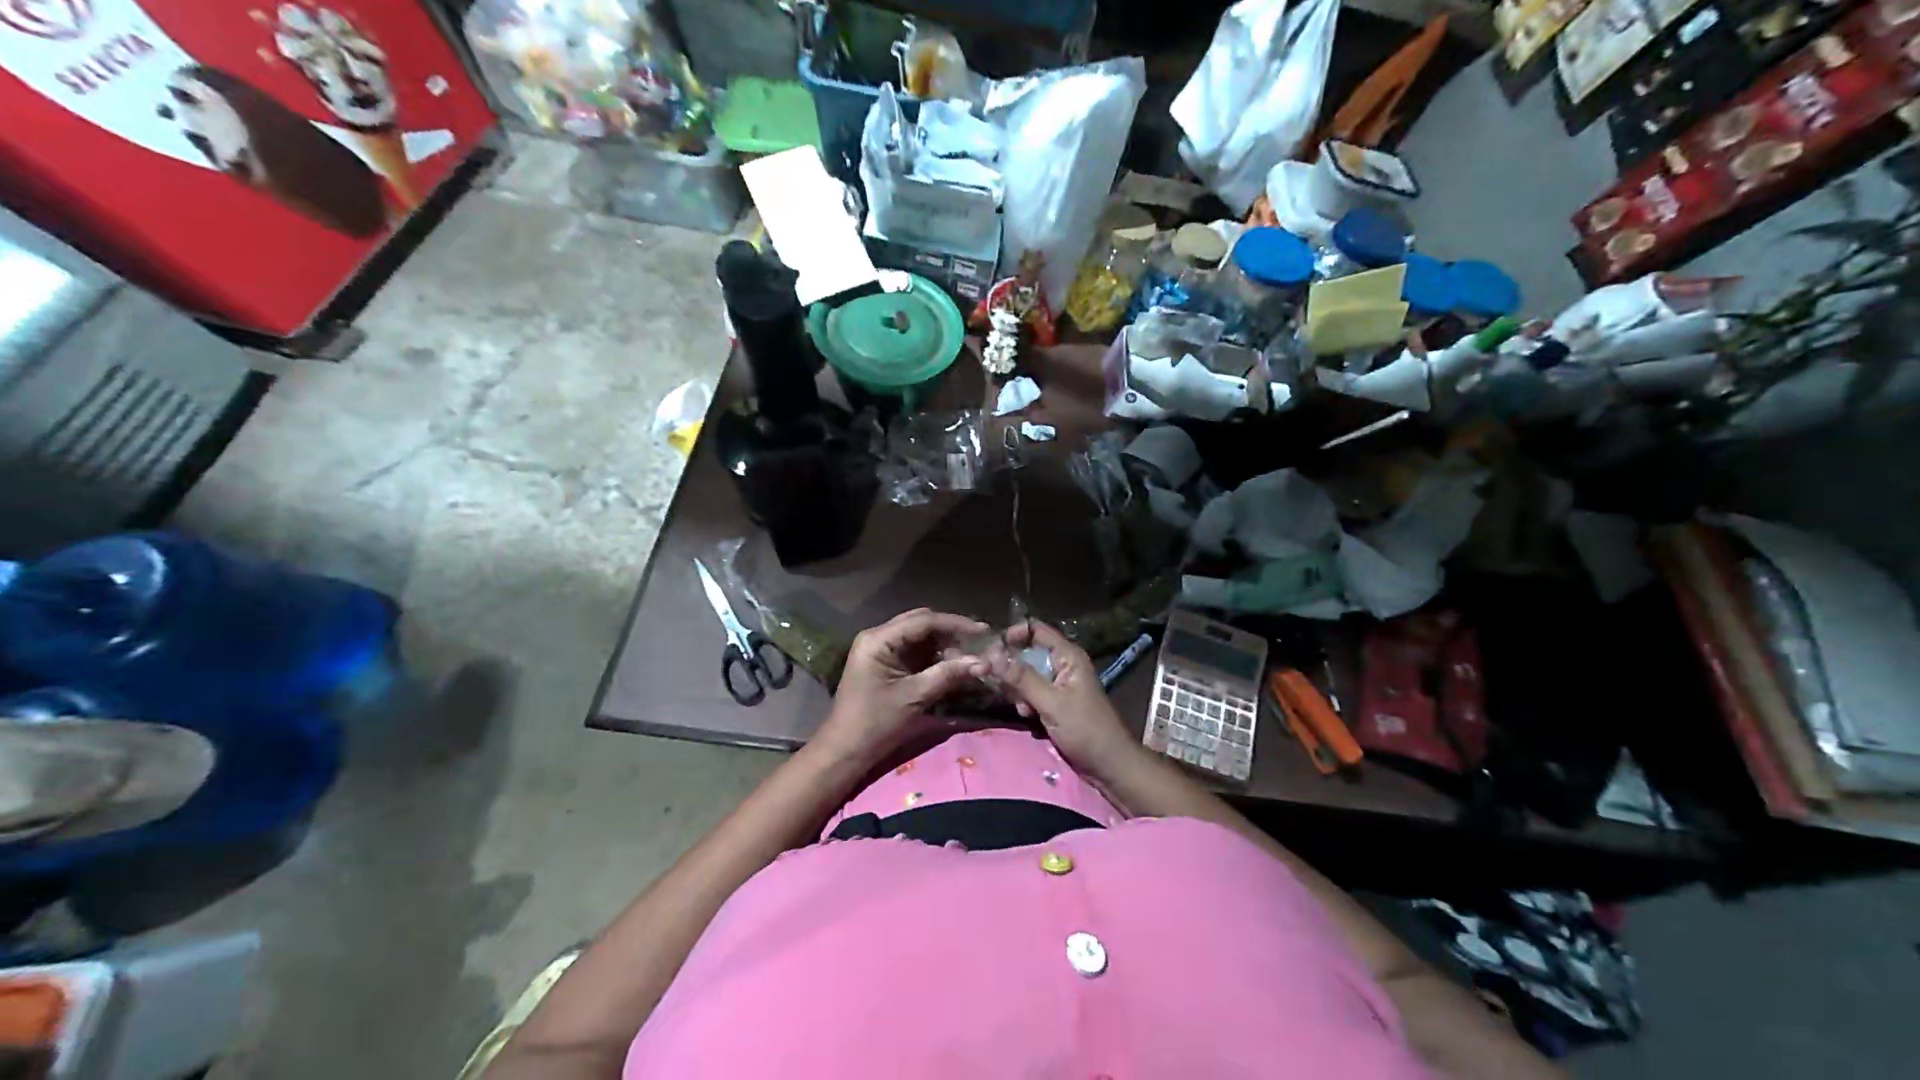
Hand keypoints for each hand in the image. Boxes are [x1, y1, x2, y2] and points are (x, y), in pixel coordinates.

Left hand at [814, 609, 989, 765]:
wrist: (846, 750)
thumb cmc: (876, 723)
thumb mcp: (915, 697)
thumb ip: (948, 675)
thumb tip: (983, 663)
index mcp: (878, 639)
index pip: (924, 621)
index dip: (956, 624)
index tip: (984, 631)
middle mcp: (878, 636)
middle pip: (922, 623)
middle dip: (952, 632)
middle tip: (980, 642)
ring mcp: (880, 649)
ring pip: (920, 636)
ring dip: (945, 644)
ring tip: (971, 655)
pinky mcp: (885, 663)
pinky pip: (915, 650)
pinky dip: (935, 655)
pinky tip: (954, 663)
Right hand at [986, 620, 1142, 780]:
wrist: (1109, 765)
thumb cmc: (1086, 730)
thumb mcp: (1051, 703)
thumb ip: (1022, 678)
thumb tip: (992, 654)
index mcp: (1067, 655)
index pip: (1034, 629)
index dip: (1012, 634)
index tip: (991, 651)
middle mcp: (1062, 664)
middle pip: (1026, 652)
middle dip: (1011, 667)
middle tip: (999, 685)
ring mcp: (1058, 684)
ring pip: (1025, 674)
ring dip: (1017, 688)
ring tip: (1022, 708)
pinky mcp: (1054, 702)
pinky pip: (1030, 692)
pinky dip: (1024, 701)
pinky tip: (1026, 715)